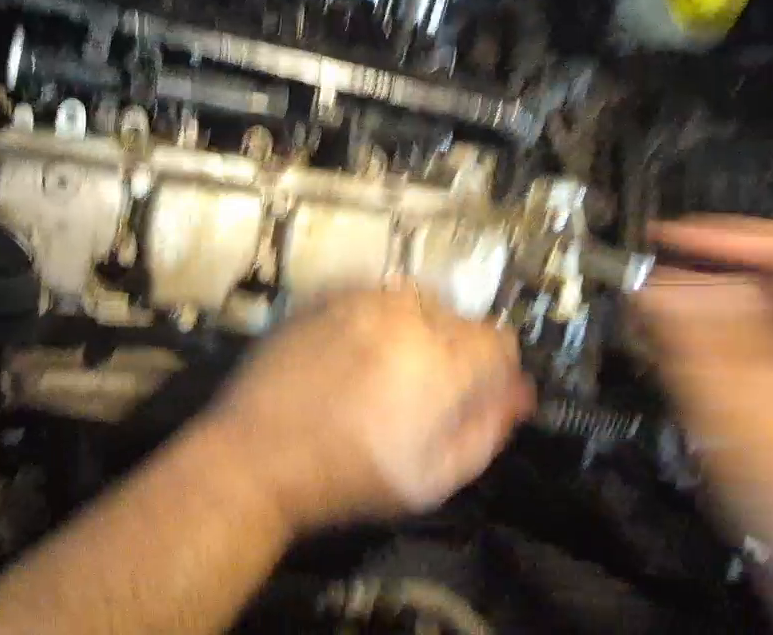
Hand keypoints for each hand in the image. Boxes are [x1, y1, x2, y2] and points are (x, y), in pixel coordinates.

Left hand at [196, 289, 533, 535]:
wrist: (256, 453)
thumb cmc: (348, 475)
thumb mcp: (433, 477)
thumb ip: (486, 429)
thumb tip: (517, 395)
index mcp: (438, 360)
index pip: (498, 341)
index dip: (497, 371)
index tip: (481, 395)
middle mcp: (401, 316)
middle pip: (456, 317)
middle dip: (456, 350)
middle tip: (430, 392)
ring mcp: (357, 300)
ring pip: (413, 300)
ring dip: (417, 329)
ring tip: (391, 372)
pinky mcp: (322, 297)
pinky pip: (370, 295)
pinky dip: (377, 318)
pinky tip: (358, 353)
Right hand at [636, 218, 772, 634]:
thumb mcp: (744, 410)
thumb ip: (700, 336)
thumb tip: (659, 278)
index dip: (735, 236)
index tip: (672, 239)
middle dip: (729, 272)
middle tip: (672, 275)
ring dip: (734, 308)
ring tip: (679, 320)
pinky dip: (752, 342)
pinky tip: (714, 362)